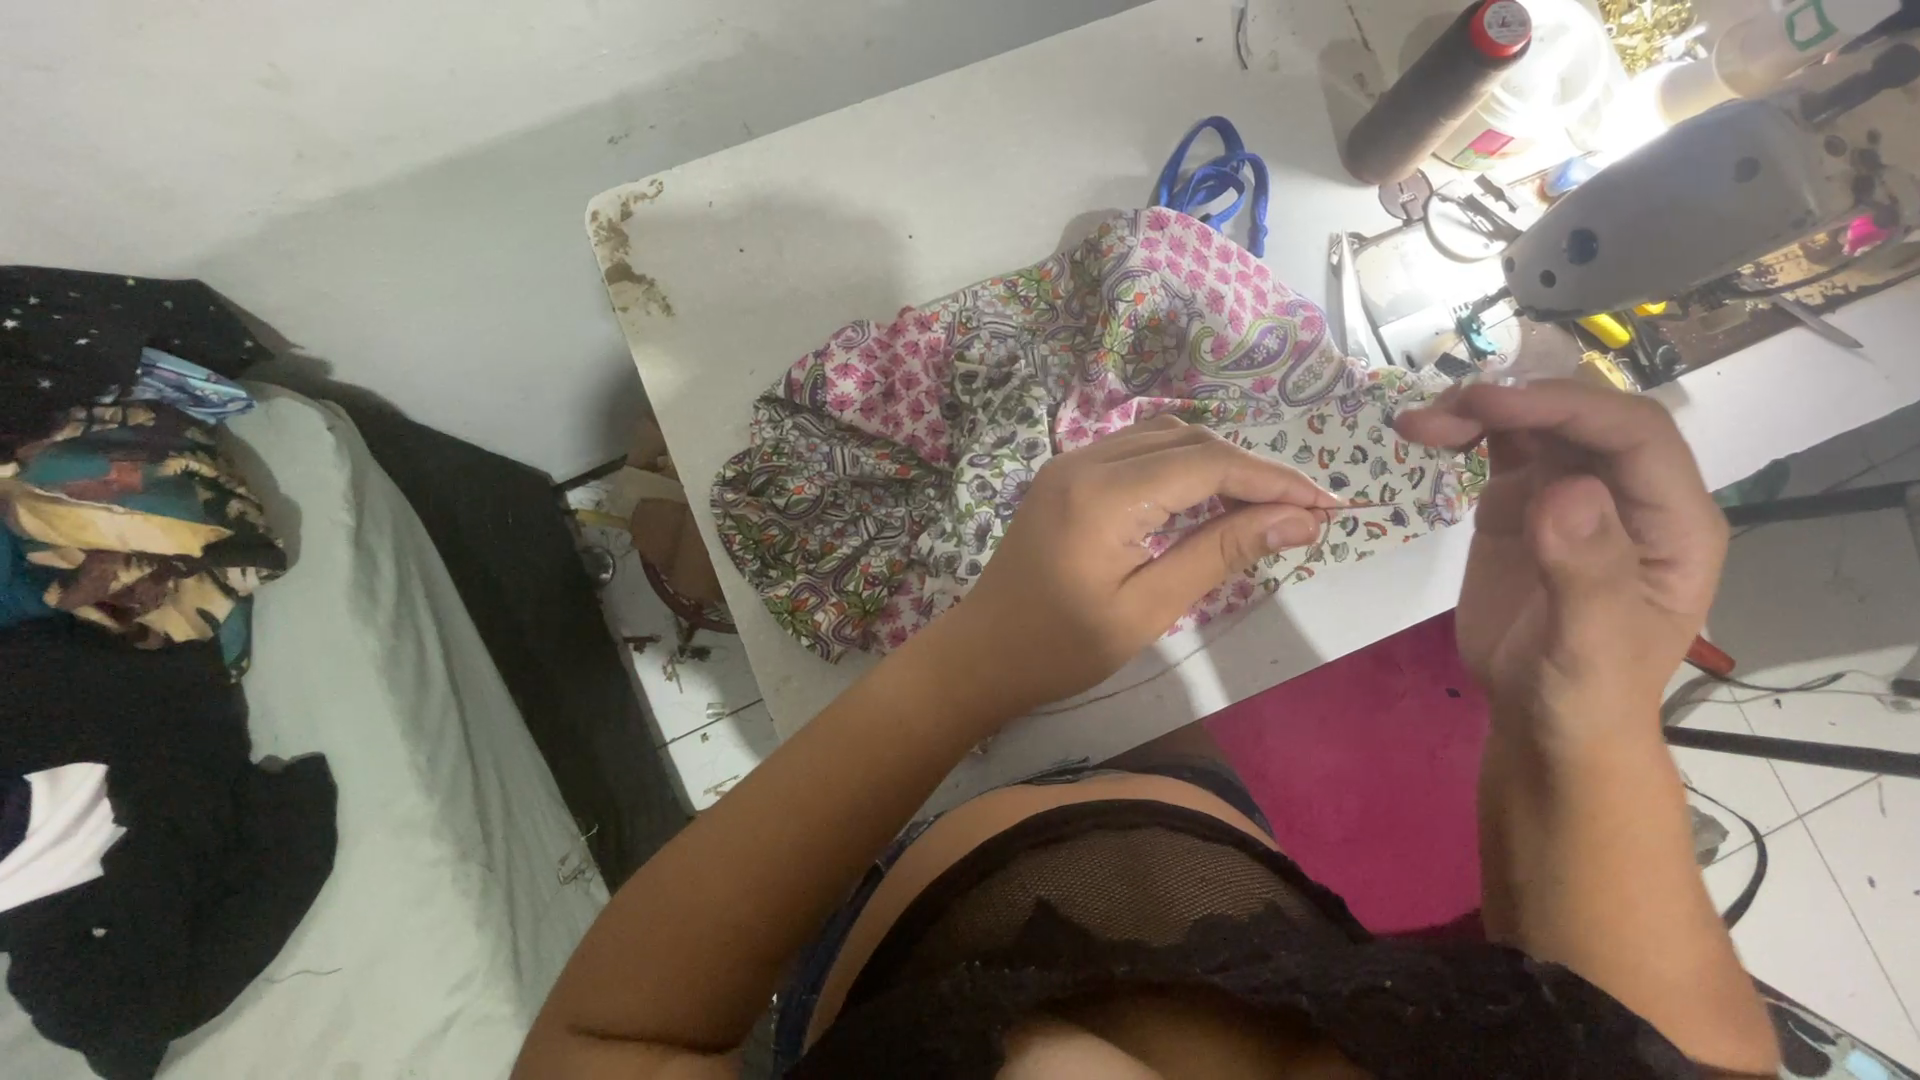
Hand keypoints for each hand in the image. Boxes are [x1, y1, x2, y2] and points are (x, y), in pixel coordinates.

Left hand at [938, 415, 1337, 715]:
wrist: (981, 654)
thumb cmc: (1059, 647)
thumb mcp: (1147, 609)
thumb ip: (1218, 554)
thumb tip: (1298, 519)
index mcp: (1104, 495)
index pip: (1209, 464)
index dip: (1274, 480)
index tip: (1326, 506)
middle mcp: (1086, 461)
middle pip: (1189, 441)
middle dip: (1251, 469)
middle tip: (1300, 512)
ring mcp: (1070, 464)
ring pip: (1163, 439)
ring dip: (1217, 463)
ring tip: (1260, 507)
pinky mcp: (1064, 477)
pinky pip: (1136, 452)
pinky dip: (1180, 467)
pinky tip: (1204, 500)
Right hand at [1395, 381, 1727, 740]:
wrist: (1543, 716)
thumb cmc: (1584, 691)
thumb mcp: (1591, 646)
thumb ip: (1587, 571)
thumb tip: (1562, 490)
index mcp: (1671, 522)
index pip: (1633, 436)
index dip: (1564, 408)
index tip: (1486, 406)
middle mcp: (1628, 495)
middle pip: (1581, 419)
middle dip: (1514, 403)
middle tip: (1439, 413)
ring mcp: (1572, 497)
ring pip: (1537, 427)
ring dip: (1479, 413)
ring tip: (1417, 423)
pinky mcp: (1523, 508)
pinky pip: (1502, 452)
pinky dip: (1465, 435)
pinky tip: (1429, 433)